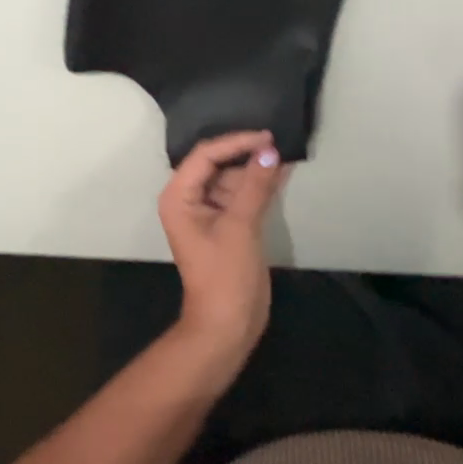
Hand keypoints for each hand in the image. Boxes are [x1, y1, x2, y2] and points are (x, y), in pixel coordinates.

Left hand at [158, 130, 287, 359]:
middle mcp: (189, 199)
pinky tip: (281, 173)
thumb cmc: (224, 276)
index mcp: (178, 196)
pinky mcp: (227, 225)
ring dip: (255, 168)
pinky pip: (241, 195)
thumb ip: (255, 185)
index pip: (205, 155)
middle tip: (278, 142)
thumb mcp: (240, 227)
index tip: (266, 137)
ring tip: (284, 154)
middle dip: (246, 154)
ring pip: (232, 178)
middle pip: (217, 163)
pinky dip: (259, 185)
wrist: (227, 327)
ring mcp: (208, 212)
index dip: (235, 142)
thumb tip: (271, 151)